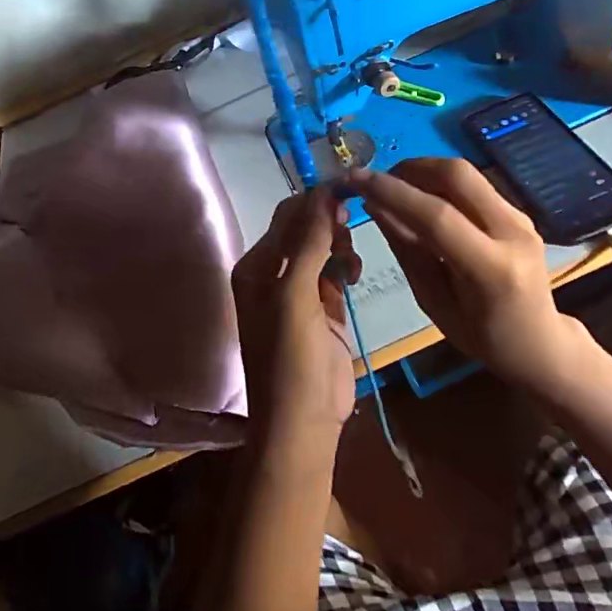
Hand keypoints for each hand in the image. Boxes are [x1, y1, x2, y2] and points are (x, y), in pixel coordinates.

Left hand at [230, 188, 359, 444]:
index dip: (316, 201)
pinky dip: (346, 265)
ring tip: (350, 259)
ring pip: (324, 246)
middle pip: (306, 228)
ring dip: (340, 243)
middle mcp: (275, 273)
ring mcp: (301, 290)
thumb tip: (324, 193)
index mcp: (257, 266)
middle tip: (352, 223)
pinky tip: (355, 275)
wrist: (304, 421)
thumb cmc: (291, 358)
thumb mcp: (296, 297)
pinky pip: (336, 271)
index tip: (350, 189)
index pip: (287, 217)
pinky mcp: (324, 307)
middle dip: (330, 221)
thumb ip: (310, 243)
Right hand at [347, 159, 583, 383]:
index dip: (393, 192)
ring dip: (425, 171)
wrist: (540, 341)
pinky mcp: (520, 211)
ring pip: (467, 174)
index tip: (356, 179)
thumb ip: (408, 251)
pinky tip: (423, 198)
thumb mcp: (435, 303)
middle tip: (379, 179)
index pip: (437, 216)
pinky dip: (442, 183)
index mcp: (491, 269)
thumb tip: (376, 206)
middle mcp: (513, 233)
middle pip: (458, 176)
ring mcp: (522, 218)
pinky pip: (475, 185)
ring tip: (396, 187)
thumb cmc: (483, 337)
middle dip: (412, 168)